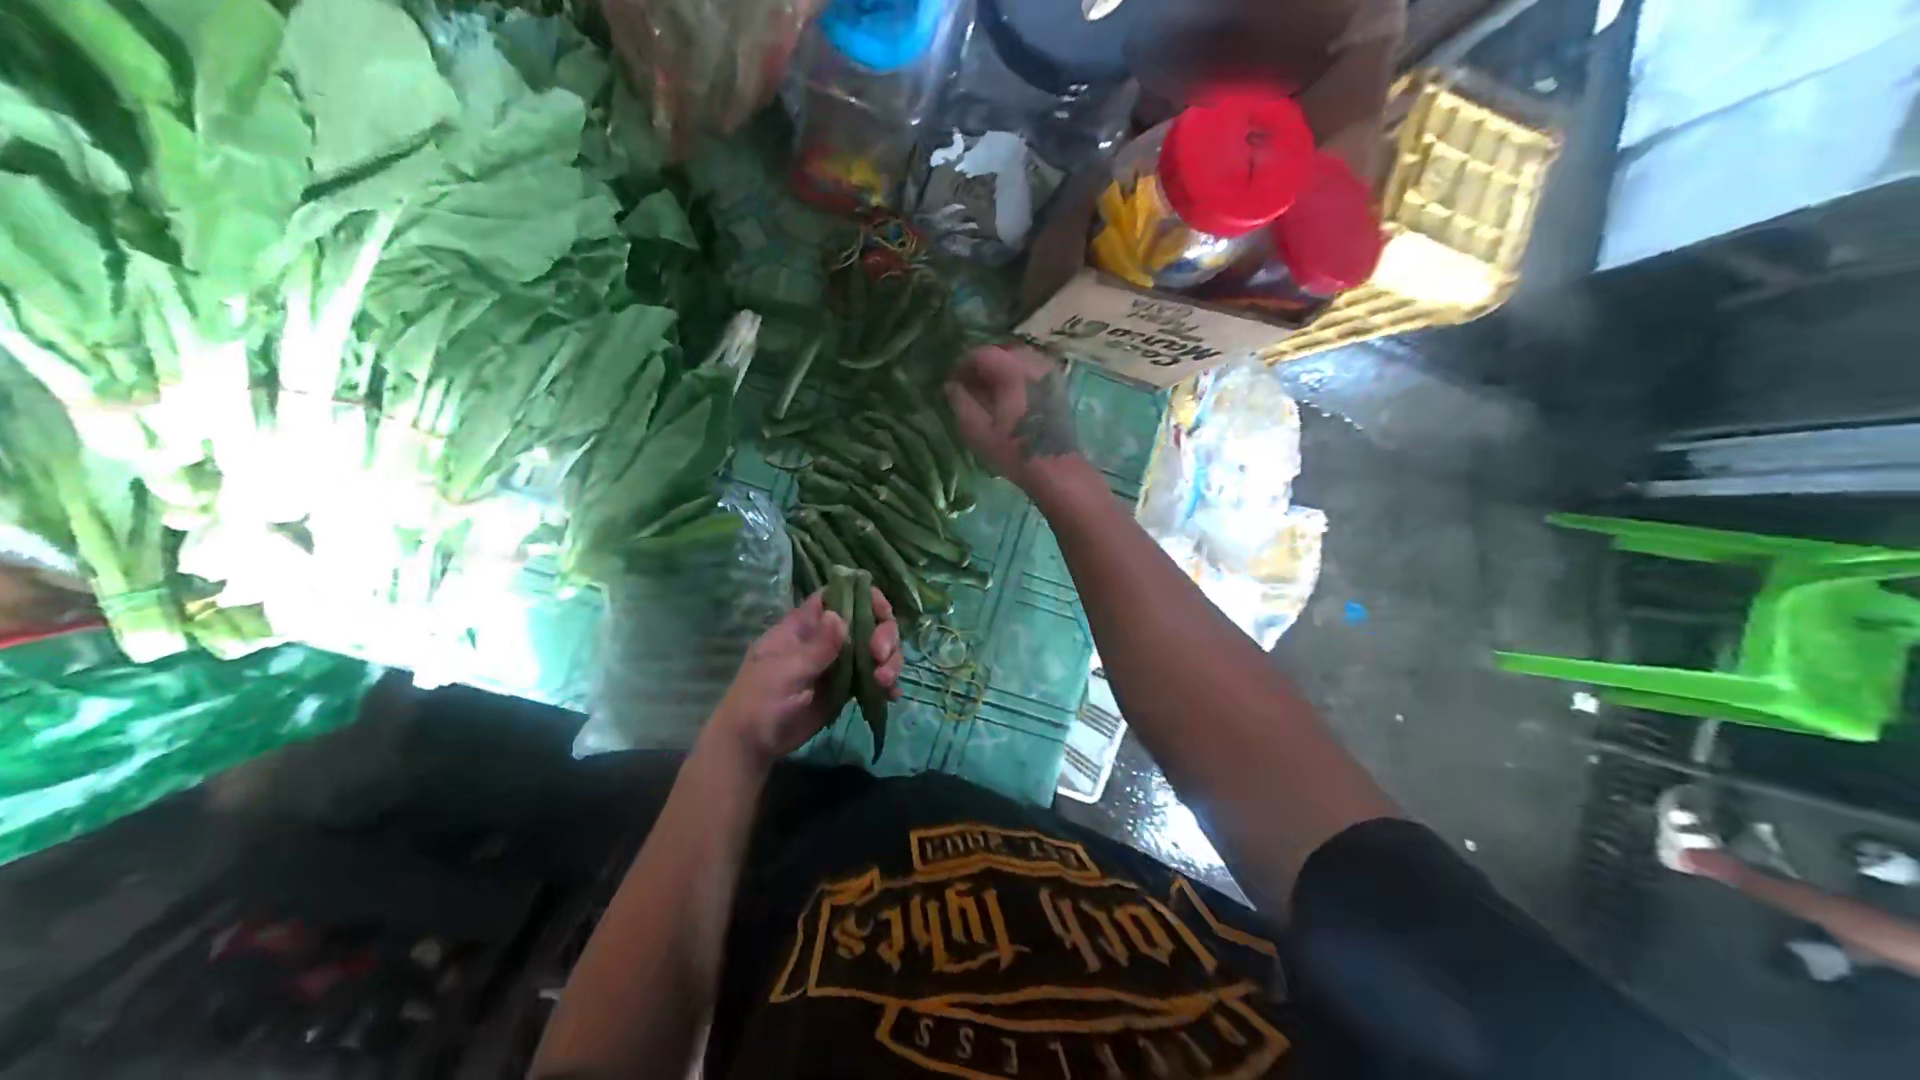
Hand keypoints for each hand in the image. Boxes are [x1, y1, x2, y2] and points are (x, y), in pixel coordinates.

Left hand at [707, 586, 904, 766]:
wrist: (751, 746)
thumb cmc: (758, 702)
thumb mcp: (784, 673)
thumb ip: (815, 648)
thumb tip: (839, 616)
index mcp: (805, 626)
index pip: (838, 597)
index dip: (864, 597)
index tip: (882, 613)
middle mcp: (825, 640)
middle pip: (866, 622)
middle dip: (883, 635)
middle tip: (881, 657)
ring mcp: (837, 664)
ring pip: (874, 650)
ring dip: (889, 661)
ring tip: (885, 683)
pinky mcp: (845, 689)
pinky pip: (872, 678)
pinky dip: (886, 685)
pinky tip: (891, 696)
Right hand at [944, 345, 1083, 491]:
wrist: (1055, 469)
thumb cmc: (1013, 451)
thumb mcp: (977, 430)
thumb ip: (960, 402)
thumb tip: (950, 385)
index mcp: (1013, 371)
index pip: (982, 353)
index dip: (962, 364)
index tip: (953, 382)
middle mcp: (1034, 364)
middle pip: (1001, 351)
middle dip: (981, 365)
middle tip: (968, 385)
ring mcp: (1049, 373)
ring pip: (1018, 358)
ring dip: (999, 369)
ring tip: (987, 390)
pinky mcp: (1057, 384)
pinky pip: (1032, 368)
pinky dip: (1016, 374)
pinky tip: (1008, 395)